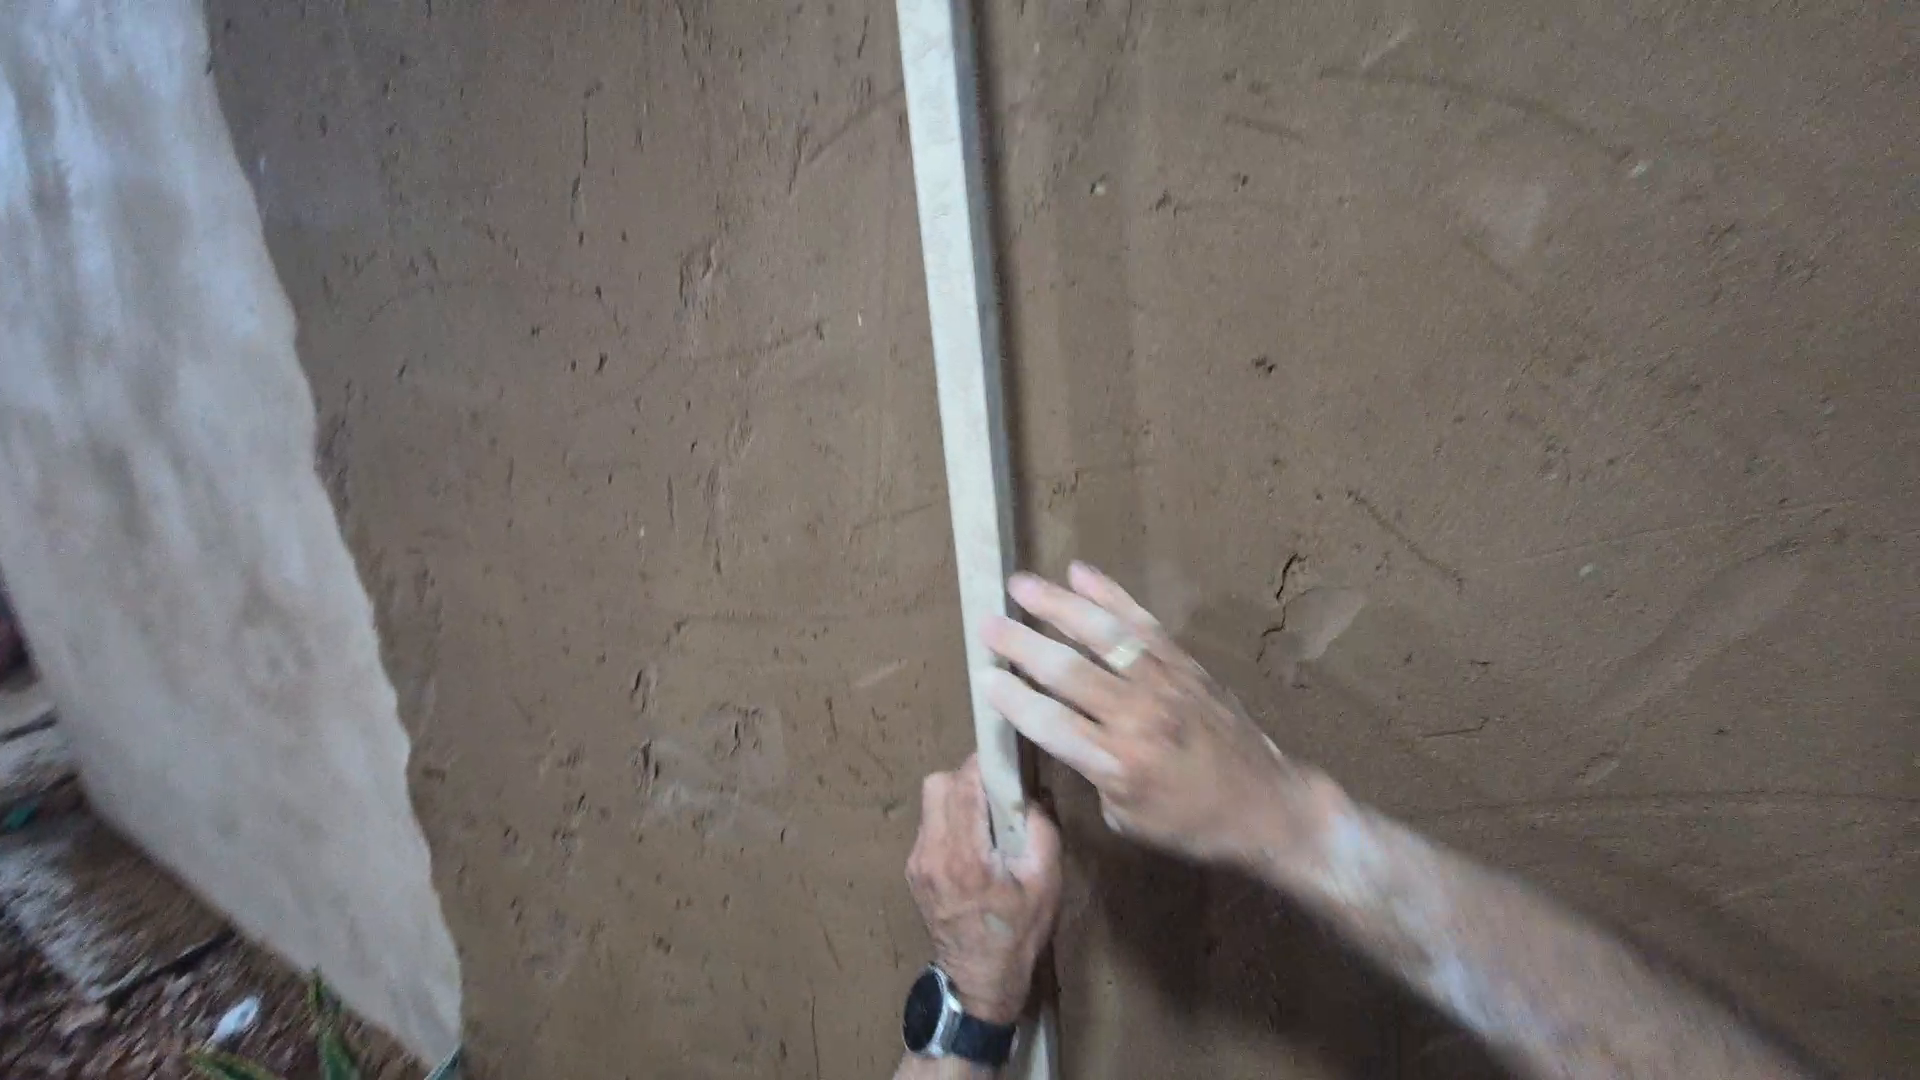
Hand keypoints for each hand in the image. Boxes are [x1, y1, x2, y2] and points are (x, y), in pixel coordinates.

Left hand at [905, 756, 1061, 1023]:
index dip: (983, 764)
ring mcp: (916, 861)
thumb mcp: (1046, 881)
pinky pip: (928, 824)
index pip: (963, 784)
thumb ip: (1041, 828)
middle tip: (995, 793)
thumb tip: (1031, 790)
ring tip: (984, 819)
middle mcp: (932, 852)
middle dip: (967, 778)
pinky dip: (949, 820)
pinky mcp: (912, 869)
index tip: (1004, 763)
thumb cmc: (1019, 932)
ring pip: (929, 800)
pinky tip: (970, 842)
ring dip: (957, 798)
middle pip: (937, 783)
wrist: (980, 981)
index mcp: (966, 855)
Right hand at [981, 562, 1339, 866]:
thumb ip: (1091, 769)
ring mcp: (1164, 683)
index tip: (983, 677)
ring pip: (1102, 635)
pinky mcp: (1183, 664)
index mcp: (1120, 764)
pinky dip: (1109, 595)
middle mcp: (1138, 717)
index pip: (1052, 724)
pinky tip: (1080, 573)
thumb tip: (1061, 729)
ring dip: (1057, 606)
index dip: (1014, 699)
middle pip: (1068, 671)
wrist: (1268, 806)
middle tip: (987, 624)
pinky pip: (1142, 622)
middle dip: (1022, 645)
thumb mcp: (1128, 817)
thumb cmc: (1191, 822)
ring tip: (1021, 585)